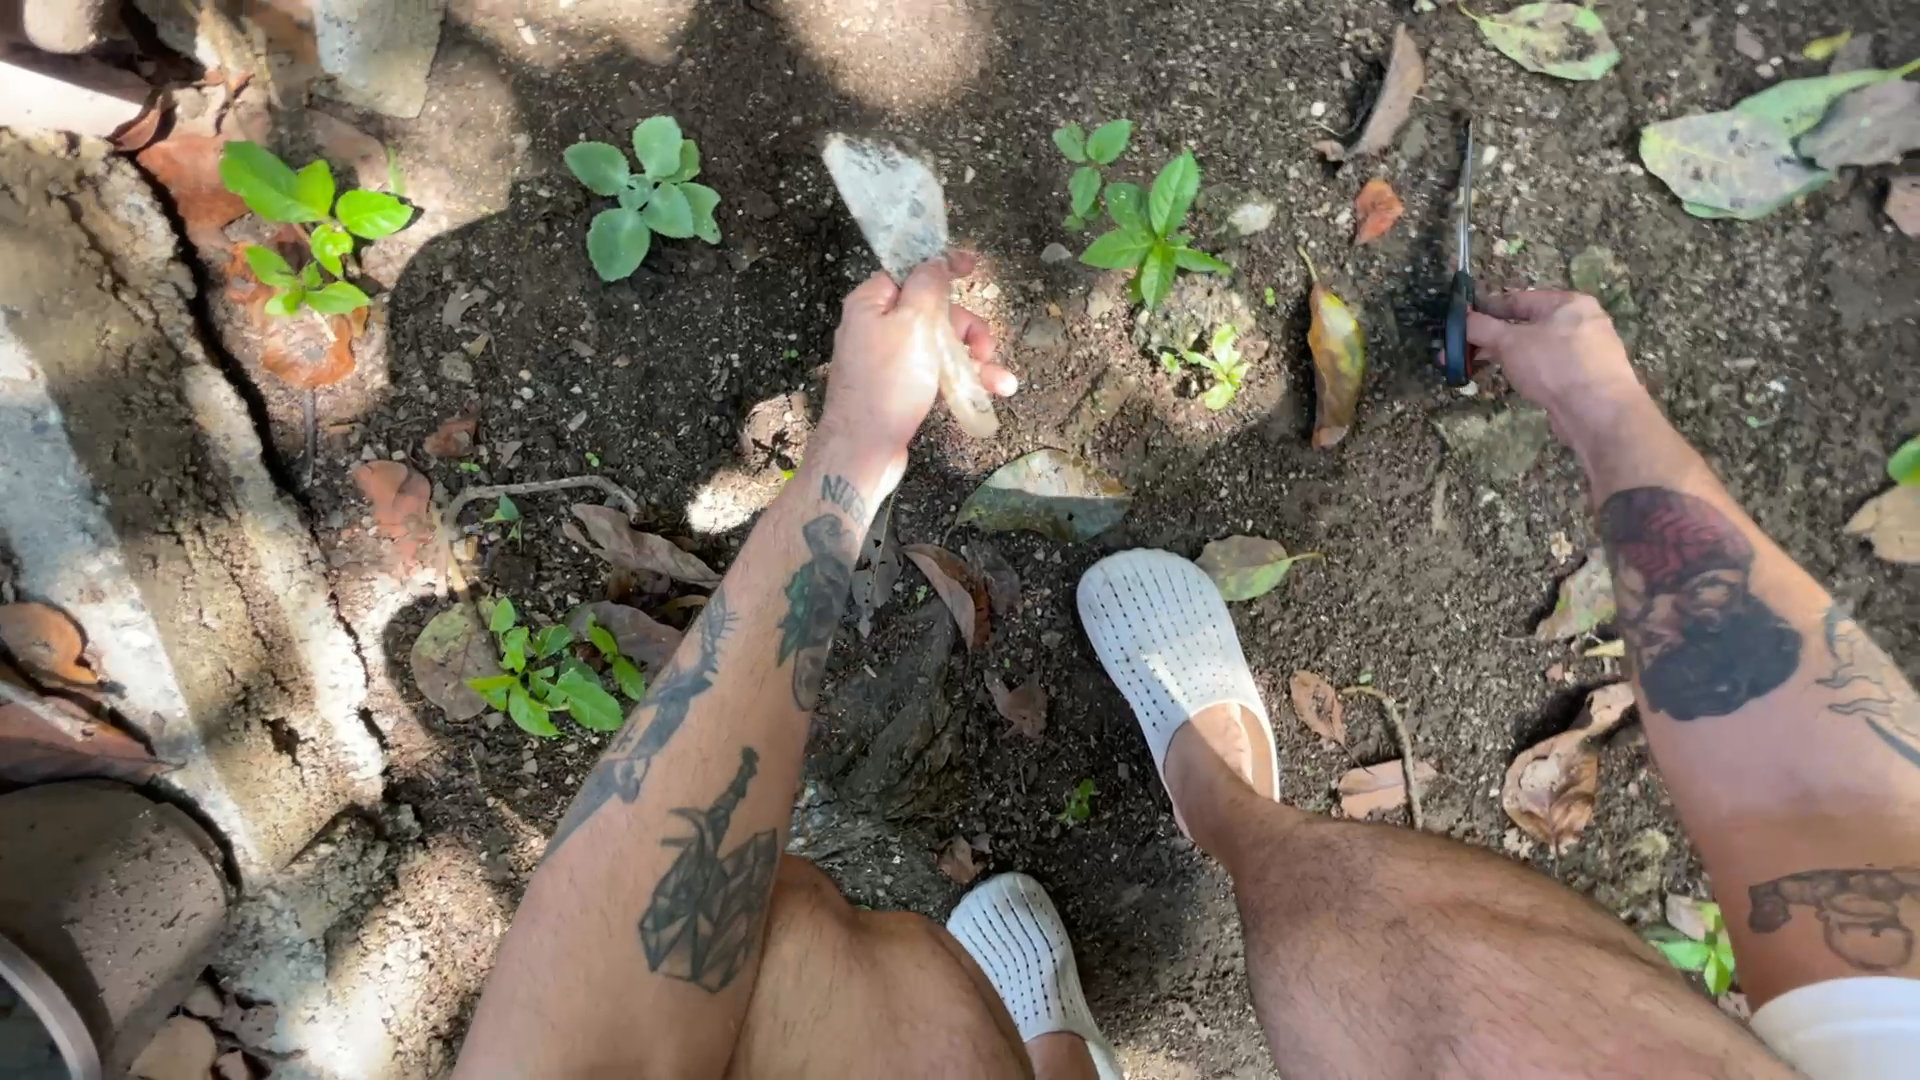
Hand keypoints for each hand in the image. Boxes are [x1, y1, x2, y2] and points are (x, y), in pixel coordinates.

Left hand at [816, 253, 1017, 477]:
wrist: (865, 449)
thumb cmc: (887, 384)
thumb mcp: (912, 323)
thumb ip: (927, 286)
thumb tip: (936, 261)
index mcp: (872, 302)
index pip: (911, 271)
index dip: (943, 267)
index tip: (974, 266)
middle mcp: (878, 327)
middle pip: (933, 312)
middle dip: (968, 329)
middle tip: (986, 349)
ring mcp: (890, 360)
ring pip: (941, 346)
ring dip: (974, 361)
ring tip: (1000, 382)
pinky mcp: (900, 389)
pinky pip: (936, 374)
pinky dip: (961, 380)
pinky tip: (988, 393)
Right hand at [1466, 289, 1645, 441]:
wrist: (1596, 408)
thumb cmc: (1553, 364)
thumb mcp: (1509, 342)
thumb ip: (1481, 328)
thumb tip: (1462, 319)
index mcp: (1567, 303)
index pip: (1517, 299)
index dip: (1486, 309)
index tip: (1461, 321)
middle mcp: (1579, 320)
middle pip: (1525, 323)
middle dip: (1491, 336)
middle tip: (1462, 349)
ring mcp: (1583, 347)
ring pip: (1533, 345)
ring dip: (1504, 353)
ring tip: (1478, 365)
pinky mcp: (1581, 373)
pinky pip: (1544, 362)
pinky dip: (1523, 367)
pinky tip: (1509, 377)